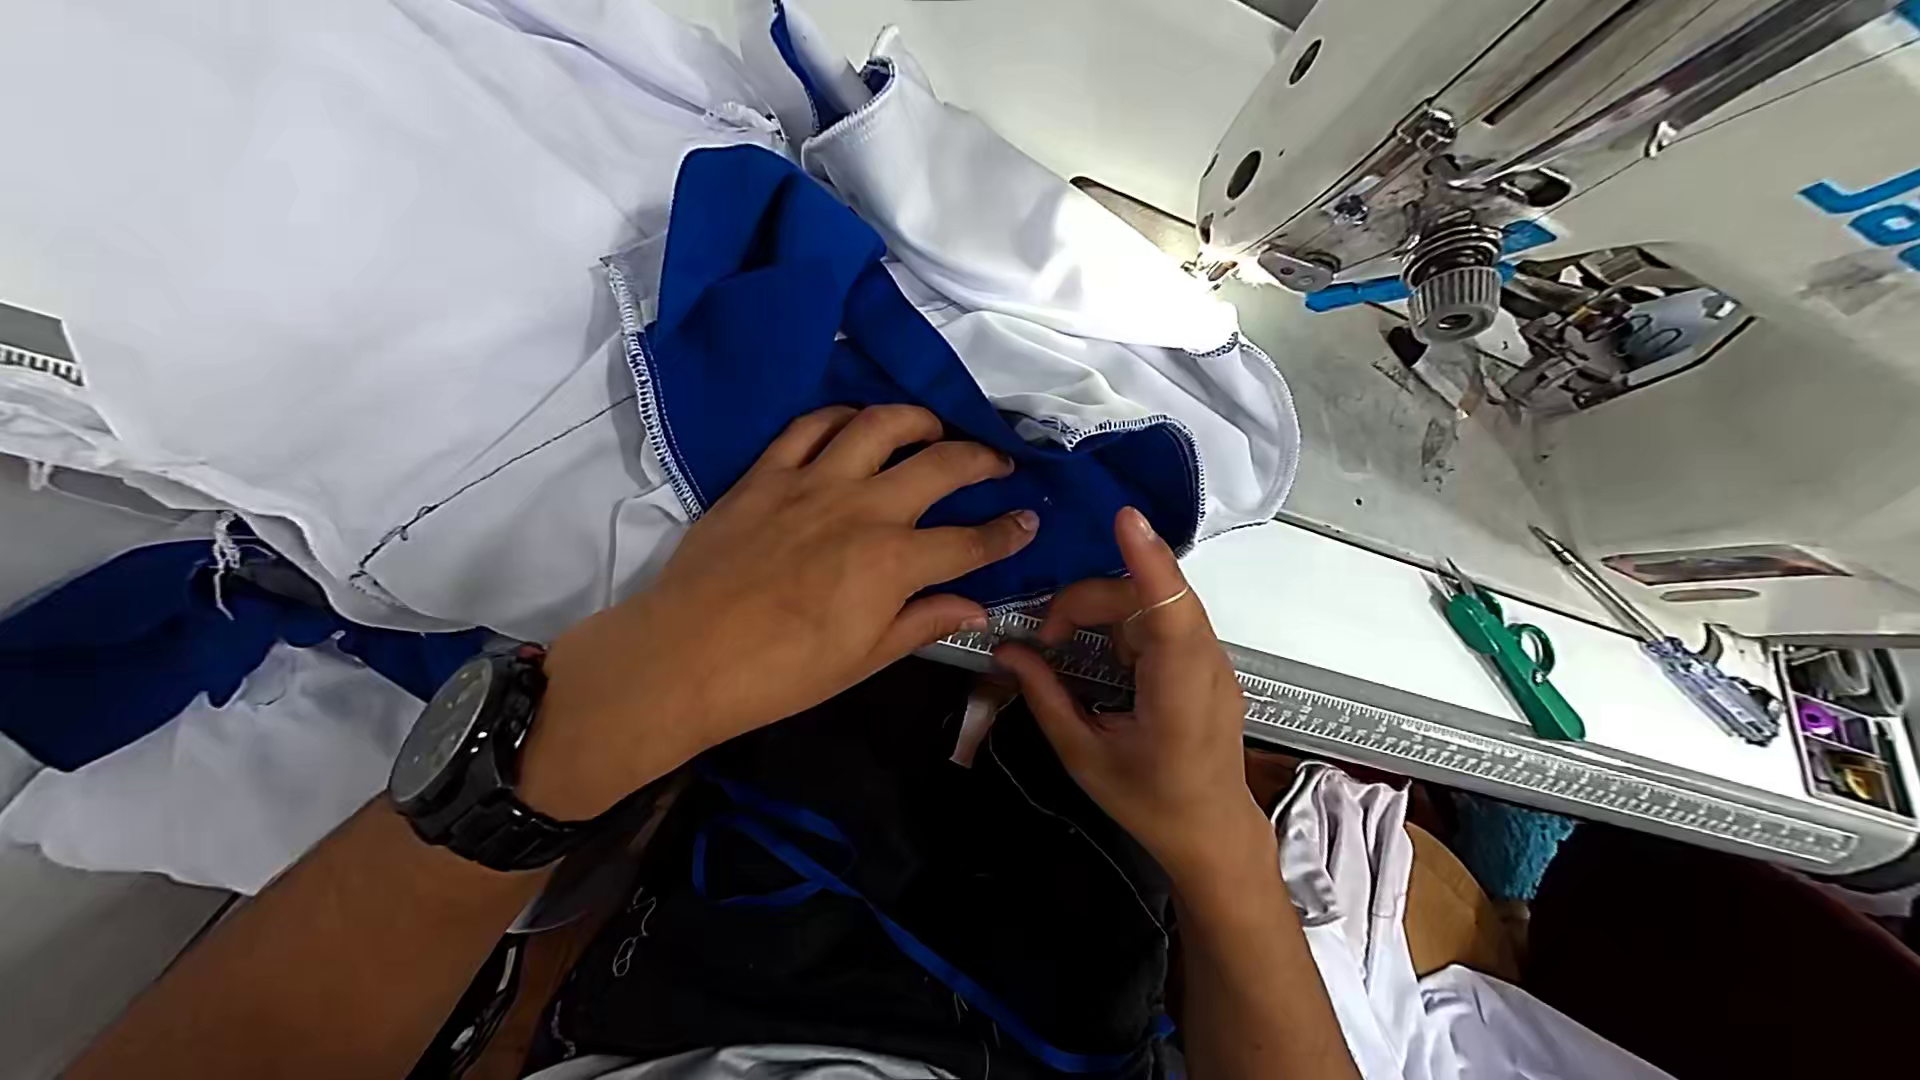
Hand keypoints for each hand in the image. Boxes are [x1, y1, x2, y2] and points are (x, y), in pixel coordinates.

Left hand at [523, 405, 1038, 817]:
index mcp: (893, 562)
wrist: (684, 658)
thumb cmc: (781, 673)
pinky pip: (810, 426)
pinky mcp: (766, 473)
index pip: (970, 541)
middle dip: (982, 460)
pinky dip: (840, 417)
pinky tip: (855, 424)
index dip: (1008, 531)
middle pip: (941, 465)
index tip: (1030, 520)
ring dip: (918, 420)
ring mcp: (812, 482)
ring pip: (878, 424)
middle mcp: (862, 508)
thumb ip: (924, 623)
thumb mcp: (864, 659)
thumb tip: (976, 609)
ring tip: (934, 429)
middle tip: (998, 463)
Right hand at [995, 508, 1270, 886]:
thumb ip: (1044, 696)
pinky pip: (1159, 616)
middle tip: (1047, 638)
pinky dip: (1120, 619)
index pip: (1170, 613)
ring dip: (1102, 608)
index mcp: (1179, 696)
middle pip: (1146, 597)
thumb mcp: (1083, 756)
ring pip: (1152, 600)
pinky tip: (1099, 649)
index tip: (1125, 518)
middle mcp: (1205, 665)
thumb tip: (1008, 651)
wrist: (1212, 832)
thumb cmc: (1151, 802)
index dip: (1148, 561)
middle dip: (1087, 599)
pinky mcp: (1202, 657)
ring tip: (1065, 641)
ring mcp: (1210, 658)